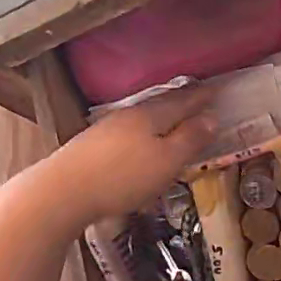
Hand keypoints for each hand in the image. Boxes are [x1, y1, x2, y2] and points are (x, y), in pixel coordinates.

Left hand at [15, 88, 215, 230]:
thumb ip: (189, 139)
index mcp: (151, 116)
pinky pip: (126, 133)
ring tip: (172, 122)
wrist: (63, 191)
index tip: (218, 90)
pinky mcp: (91, 147)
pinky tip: (138, 143)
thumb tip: (212, 118)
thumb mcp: (166, 161)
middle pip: (160, 106)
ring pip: (141, 119)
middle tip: (198, 101)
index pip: (183, 101)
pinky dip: (141, 134)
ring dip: (160, 118)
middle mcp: (128, 116)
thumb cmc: (123, 177)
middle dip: (181, 103)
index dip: (202, 97)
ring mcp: (106, 129)